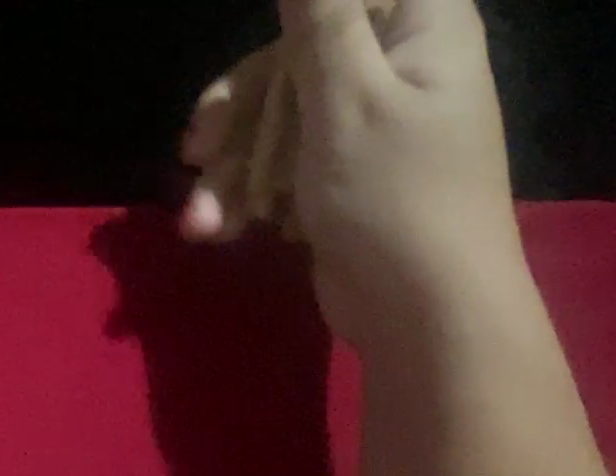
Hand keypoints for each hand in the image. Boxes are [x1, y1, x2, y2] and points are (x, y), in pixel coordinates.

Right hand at [182, 0, 522, 346]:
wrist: (420, 306)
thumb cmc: (392, 194)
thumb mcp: (347, 99)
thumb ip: (320, 22)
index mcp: (414, 32)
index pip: (331, 6)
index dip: (277, 36)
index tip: (231, 79)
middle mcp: (390, 73)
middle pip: (288, 70)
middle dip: (236, 122)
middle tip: (195, 154)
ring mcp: (359, 134)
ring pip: (271, 131)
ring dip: (228, 178)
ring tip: (200, 225)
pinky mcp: (332, 185)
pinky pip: (275, 174)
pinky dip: (244, 202)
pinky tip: (222, 232)